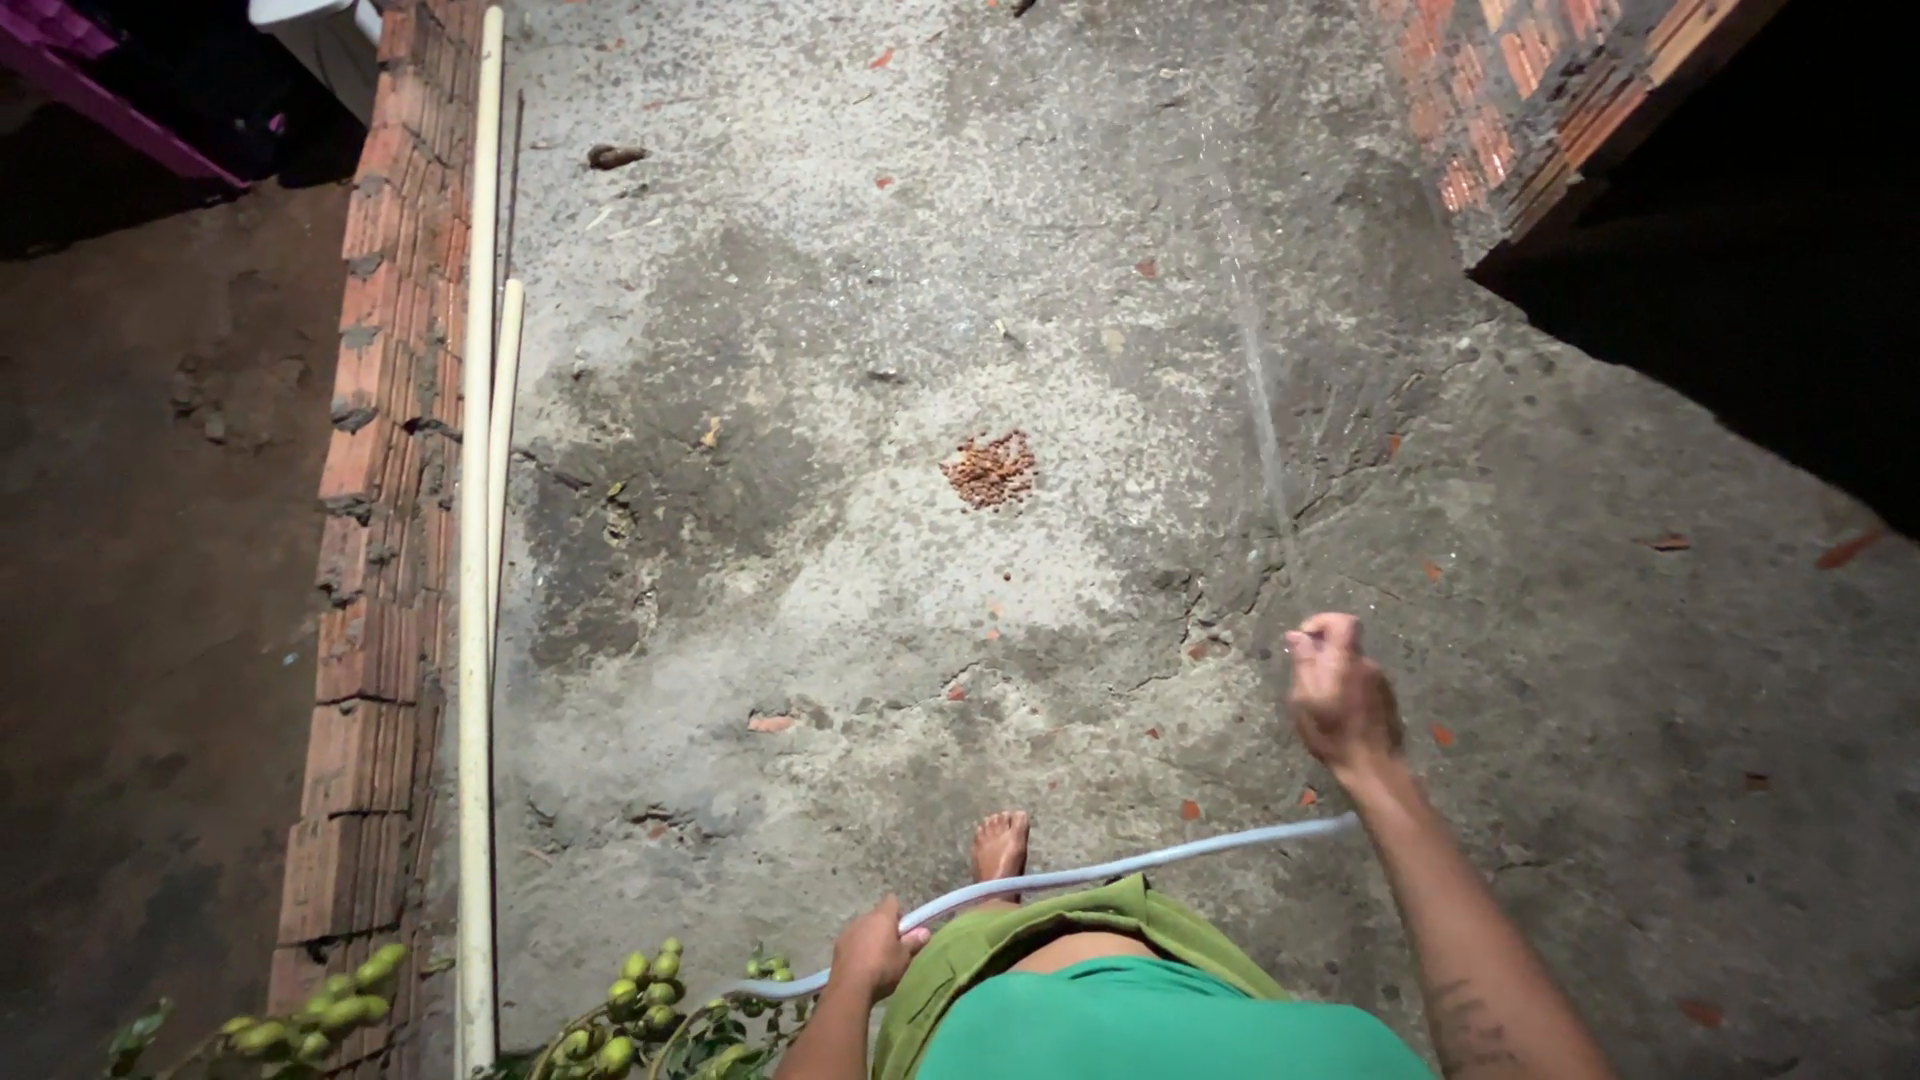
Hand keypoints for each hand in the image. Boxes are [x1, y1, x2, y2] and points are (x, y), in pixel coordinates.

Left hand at [829, 896, 930, 1001]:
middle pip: (877, 916)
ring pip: (863, 928)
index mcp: (882, 916)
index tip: (902, 931)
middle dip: (884, 928)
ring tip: (874, 960)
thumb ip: (914, 942)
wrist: (850, 988)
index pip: (892, 901)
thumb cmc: (882, 968)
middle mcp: (864, 918)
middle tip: (891, 949)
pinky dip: (857, 948)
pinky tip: (860, 966)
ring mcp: (848, 930)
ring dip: (869, 938)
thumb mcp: (903, 958)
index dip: (898, 913)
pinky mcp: (838, 945)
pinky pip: (852, 940)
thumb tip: (925, 931)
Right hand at [1285, 613, 1403, 786]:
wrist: (1372, 766)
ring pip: (1351, 665)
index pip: (1343, 621)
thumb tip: (1297, 635)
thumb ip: (1302, 662)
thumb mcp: (1303, 698)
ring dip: (1334, 674)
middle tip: (1304, 681)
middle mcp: (1367, 665)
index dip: (1322, 622)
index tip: (1305, 640)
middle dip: (1322, 654)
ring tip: (1320, 702)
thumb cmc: (1331, 732)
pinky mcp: (1387, 698)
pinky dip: (1347, 687)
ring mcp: (1381, 682)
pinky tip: (1340, 713)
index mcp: (1344, 661)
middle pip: (1344, 644)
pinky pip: (1362, 681)